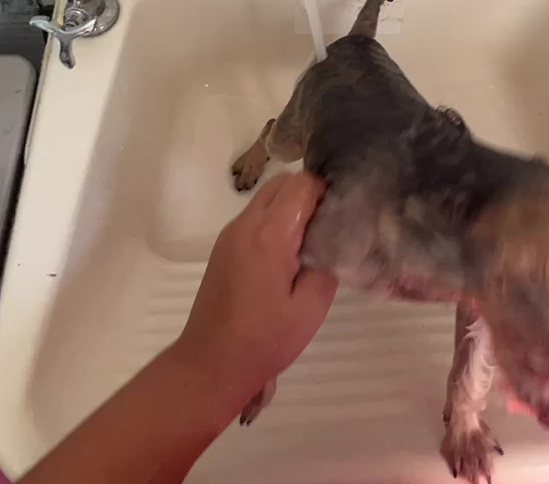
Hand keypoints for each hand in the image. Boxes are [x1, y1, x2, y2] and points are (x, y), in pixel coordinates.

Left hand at [170, 172, 338, 411]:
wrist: (210, 365)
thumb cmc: (263, 340)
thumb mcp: (310, 310)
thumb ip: (328, 266)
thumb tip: (333, 241)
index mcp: (270, 234)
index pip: (301, 185)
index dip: (325, 193)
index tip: (339, 216)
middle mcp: (246, 224)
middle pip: (282, 182)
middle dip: (308, 194)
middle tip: (326, 227)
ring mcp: (231, 234)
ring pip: (266, 197)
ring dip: (290, 207)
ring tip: (307, 244)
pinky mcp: (224, 246)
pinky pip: (254, 216)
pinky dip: (274, 221)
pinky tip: (285, 256)